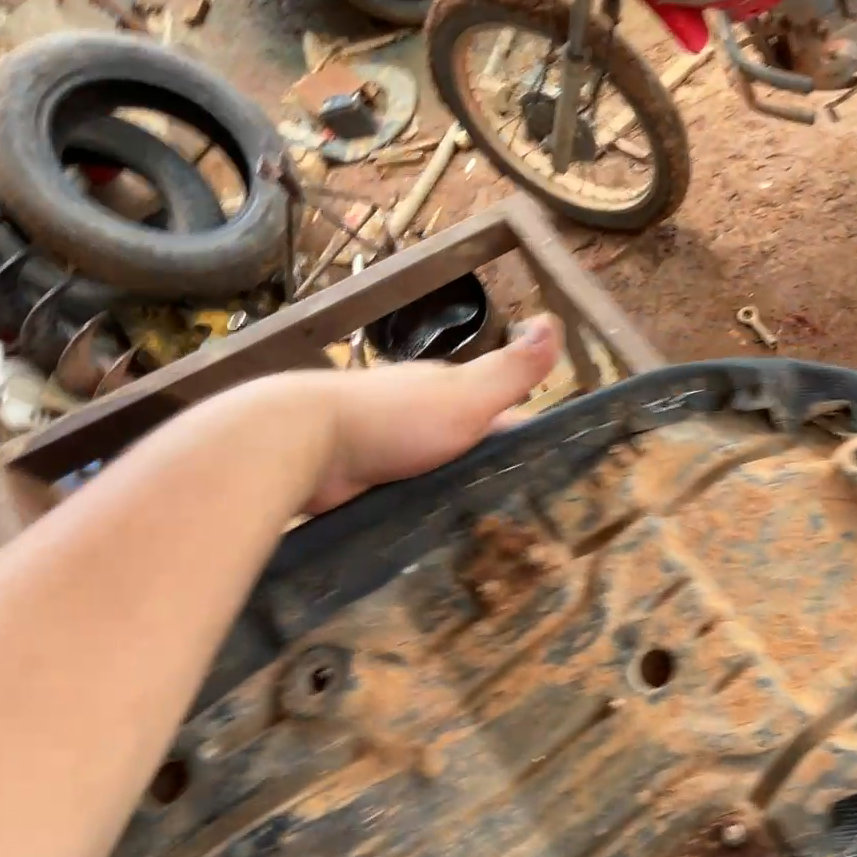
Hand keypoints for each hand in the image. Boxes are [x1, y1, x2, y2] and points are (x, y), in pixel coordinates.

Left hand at [304, 314, 562, 512]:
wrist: (299, 445)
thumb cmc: (392, 418)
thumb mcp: (467, 394)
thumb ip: (511, 369)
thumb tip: (554, 322)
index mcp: (450, 392)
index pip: (505, 417)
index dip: (531, 440)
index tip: (556, 475)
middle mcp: (423, 417)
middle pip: (474, 446)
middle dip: (498, 471)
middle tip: (529, 514)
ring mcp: (394, 450)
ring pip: (444, 474)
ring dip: (464, 494)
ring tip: (494, 534)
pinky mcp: (369, 482)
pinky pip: (412, 498)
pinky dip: (430, 511)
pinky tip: (444, 532)